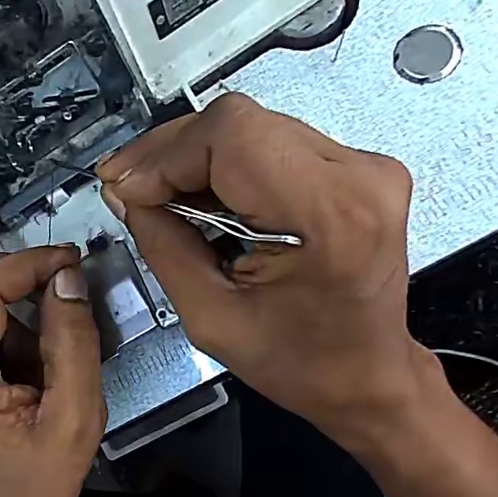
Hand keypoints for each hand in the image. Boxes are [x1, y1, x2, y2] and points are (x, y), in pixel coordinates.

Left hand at [0, 248, 106, 496]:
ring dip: (1, 297)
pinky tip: (20, 355)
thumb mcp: (77, 414)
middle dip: (12, 271)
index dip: (29, 264)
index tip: (69, 260)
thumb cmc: (39, 485)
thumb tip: (66, 281)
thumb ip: (73, 341)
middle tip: (61, 282)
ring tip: (45, 337)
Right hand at [98, 93, 446, 447]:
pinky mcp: (362, 170)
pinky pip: (279, 143)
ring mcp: (368, 169)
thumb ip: (164, 247)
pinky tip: (215, 202)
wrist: (366, 374)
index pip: (232, 136)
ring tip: (174, 203)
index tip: (129, 187)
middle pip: (242, 123)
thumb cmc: (307, 364)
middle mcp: (362, 180)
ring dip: (203, 160)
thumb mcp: (214, 319)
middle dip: (176, 155)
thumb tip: (128, 194)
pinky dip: (235, 167)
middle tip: (137, 191)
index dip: (167, 155)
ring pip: (257, 127)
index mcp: (334, 218)